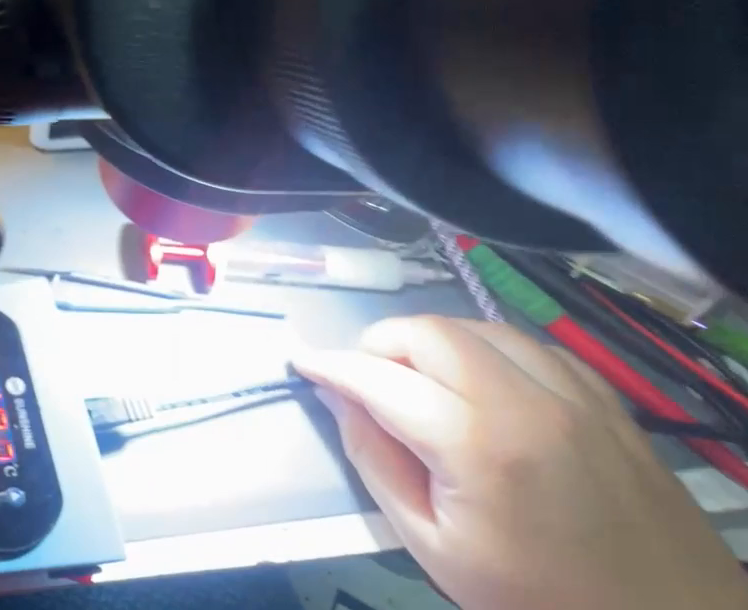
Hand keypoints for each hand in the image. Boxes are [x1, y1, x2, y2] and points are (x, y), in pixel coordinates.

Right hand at [294, 316, 747, 609]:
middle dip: (379, 343)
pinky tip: (479, 384)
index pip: (378, 376)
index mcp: (479, 445)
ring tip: (419, 380)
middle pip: (428, 332)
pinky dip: (489, 352)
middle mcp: (529, 405)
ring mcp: (578, 400)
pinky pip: (532, 346)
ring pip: (478, 328)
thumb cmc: (534, 595)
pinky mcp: (608, 405)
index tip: (302, 362)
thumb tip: (336, 396)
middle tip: (364, 378)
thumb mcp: (430, 543)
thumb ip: (374, 459)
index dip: (330, 364)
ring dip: (433, 343)